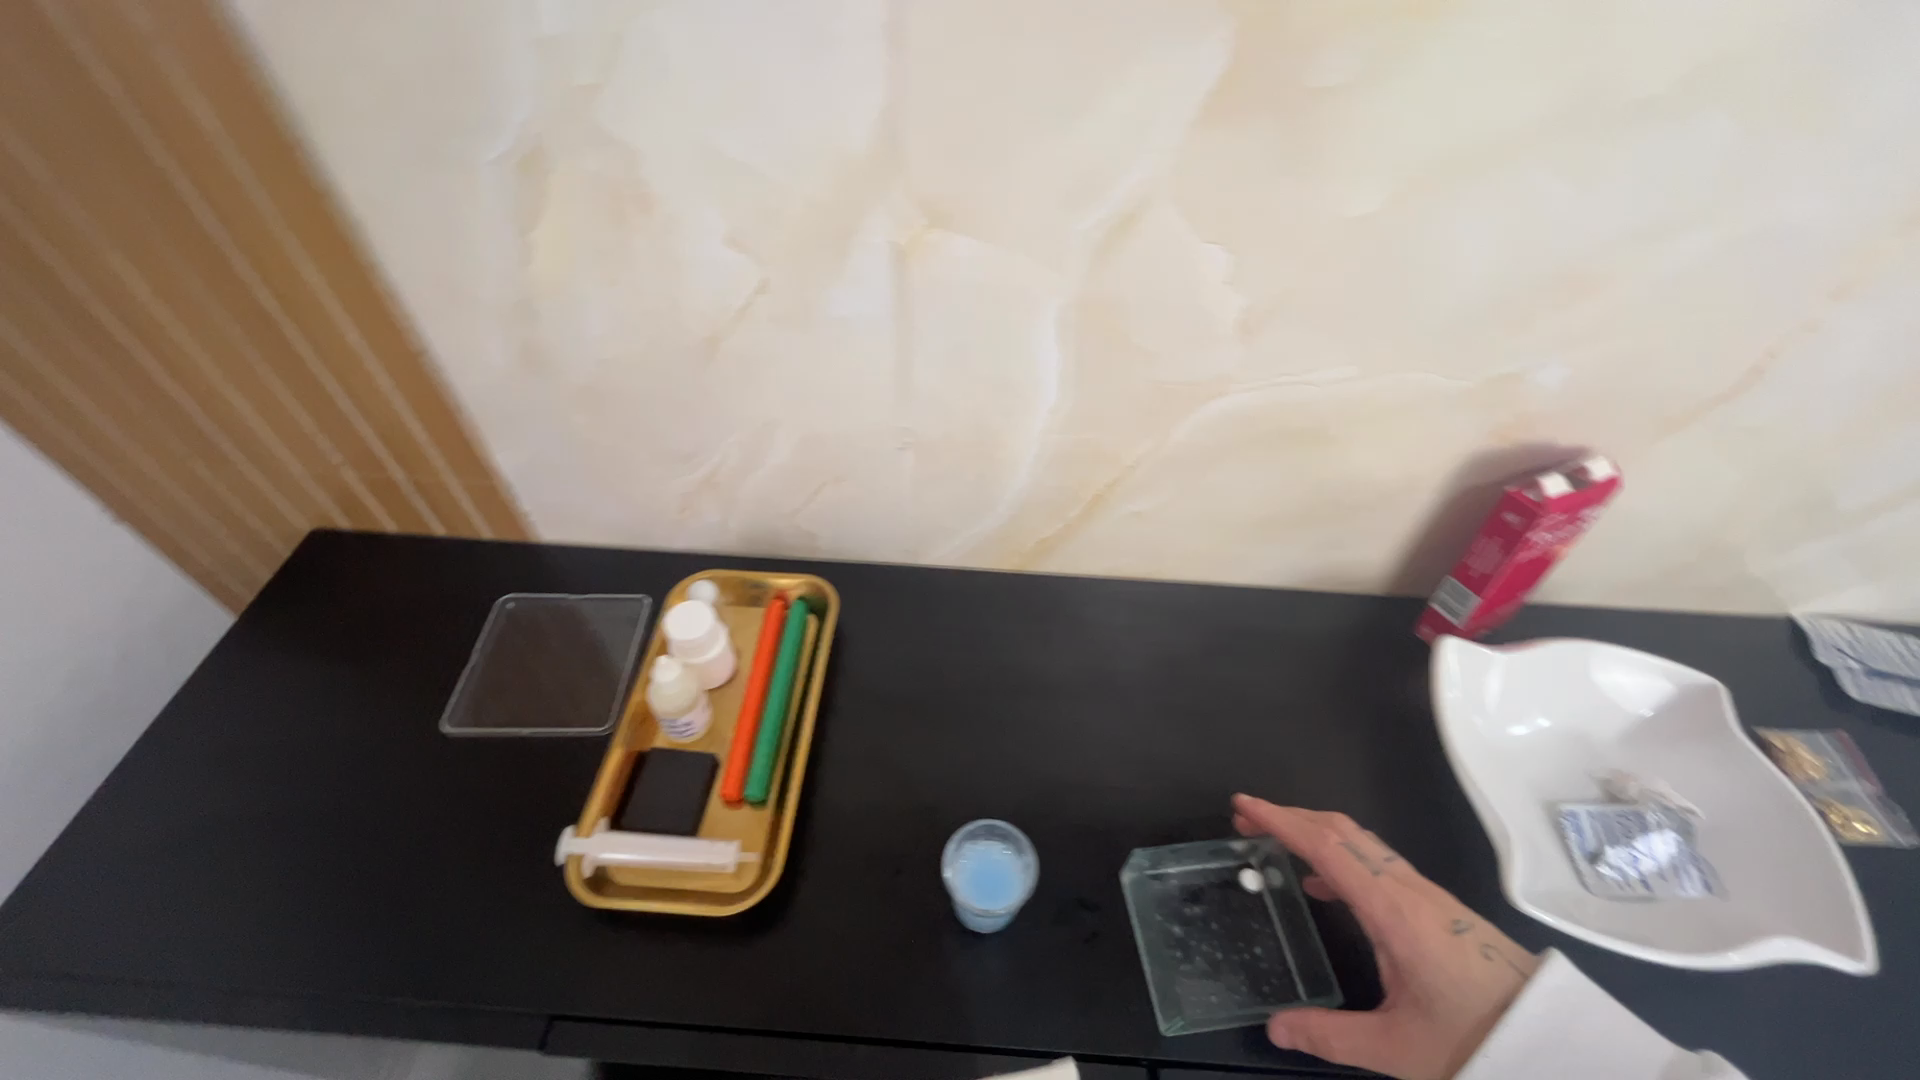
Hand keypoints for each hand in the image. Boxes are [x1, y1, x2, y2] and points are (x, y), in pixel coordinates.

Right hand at [1232, 795, 1539, 1079]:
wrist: (1559, 1044)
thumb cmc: (1477, 1041)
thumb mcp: (1399, 1050)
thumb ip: (1331, 1036)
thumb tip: (1274, 1029)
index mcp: (1391, 910)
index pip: (1326, 846)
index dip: (1280, 820)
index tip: (1243, 804)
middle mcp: (1407, 889)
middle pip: (1340, 830)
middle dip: (1289, 816)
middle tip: (1246, 819)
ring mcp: (1425, 894)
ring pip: (1360, 842)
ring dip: (1313, 831)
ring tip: (1275, 842)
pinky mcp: (1437, 906)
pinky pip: (1376, 861)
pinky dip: (1337, 853)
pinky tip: (1323, 884)